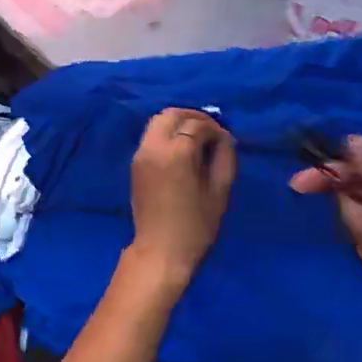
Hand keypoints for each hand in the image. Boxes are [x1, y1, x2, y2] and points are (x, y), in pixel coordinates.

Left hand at [126, 109, 235, 285]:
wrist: (160, 247)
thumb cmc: (196, 224)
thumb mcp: (220, 191)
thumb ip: (224, 158)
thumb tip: (225, 137)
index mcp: (175, 153)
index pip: (196, 125)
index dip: (215, 128)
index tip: (227, 140)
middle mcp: (152, 147)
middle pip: (170, 114)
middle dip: (192, 117)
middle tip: (212, 130)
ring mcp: (139, 154)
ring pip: (156, 122)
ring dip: (178, 123)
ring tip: (199, 138)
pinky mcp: (134, 162)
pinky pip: (150, 137)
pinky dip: (166, 134)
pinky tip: (183, 148)